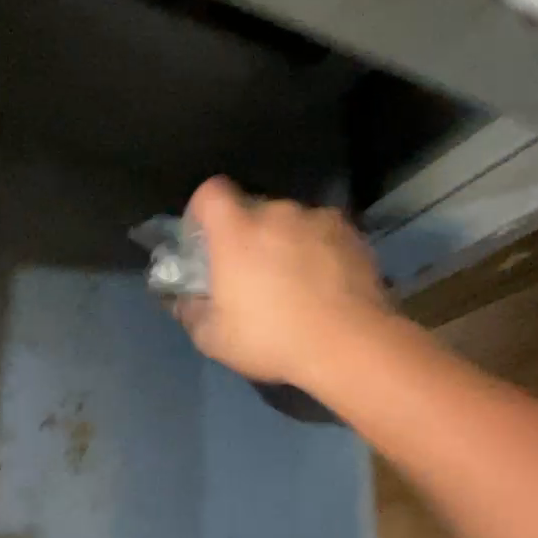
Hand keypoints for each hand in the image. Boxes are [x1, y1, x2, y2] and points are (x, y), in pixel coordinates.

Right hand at [175, 177, 393, 386]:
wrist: (349, 344)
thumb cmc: (270, 338)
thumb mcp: (212, 338)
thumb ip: (191, 311)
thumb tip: (184, 300)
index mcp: (236, 232)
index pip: (211, 192)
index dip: (202, 210)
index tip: (203, 239)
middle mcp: (278, 214)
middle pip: (252, 210)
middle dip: (245, 235)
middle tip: (247, 274)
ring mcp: (319, 220)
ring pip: (289, 223)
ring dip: (283, 243)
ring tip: (290, 282)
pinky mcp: (352, 234)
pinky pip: (321, 234)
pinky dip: (315, 251)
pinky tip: (320, 284)